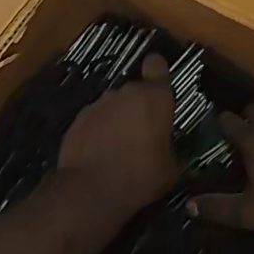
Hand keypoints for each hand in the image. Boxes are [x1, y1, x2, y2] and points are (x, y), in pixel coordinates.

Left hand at [56, 54, 179, 215]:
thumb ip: (173, 152)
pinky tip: (99, 152)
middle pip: (135, 90)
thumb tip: (174, 156)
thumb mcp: (170, 170)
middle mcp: (126, 92)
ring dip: (118, 118)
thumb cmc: (141, 176)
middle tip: (142, 133)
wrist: (92, 189)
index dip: (158, 71)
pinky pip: (95, 119)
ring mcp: (99, 103)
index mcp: (154, 98)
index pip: (157, 64)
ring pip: (114, 104)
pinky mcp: (78, 118)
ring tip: (119, 146)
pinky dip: (98, 130)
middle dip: (139, 106)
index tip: (159, 85)